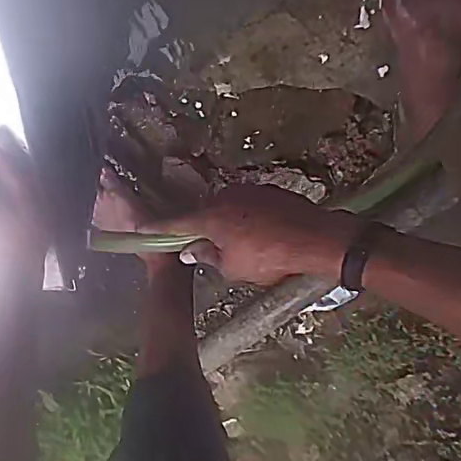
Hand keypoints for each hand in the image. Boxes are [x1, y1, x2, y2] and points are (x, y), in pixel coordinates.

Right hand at [148, 185, 364, 284]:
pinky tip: (264, 236)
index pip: (177, 223)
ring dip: (230, 224)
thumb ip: (209, 257)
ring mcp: (251, 191)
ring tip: (246, 247)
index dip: (159, 228)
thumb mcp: (234, 269)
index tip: (143, 228)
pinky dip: (250, 219)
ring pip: (230, 208)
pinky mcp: (271, 191)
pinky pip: (251, 205)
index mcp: (212, 217)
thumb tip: (192, 250)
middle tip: (210, 249)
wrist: (317, 239)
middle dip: (204, 229)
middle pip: (205, 213)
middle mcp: (227, 197)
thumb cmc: (272, 259)